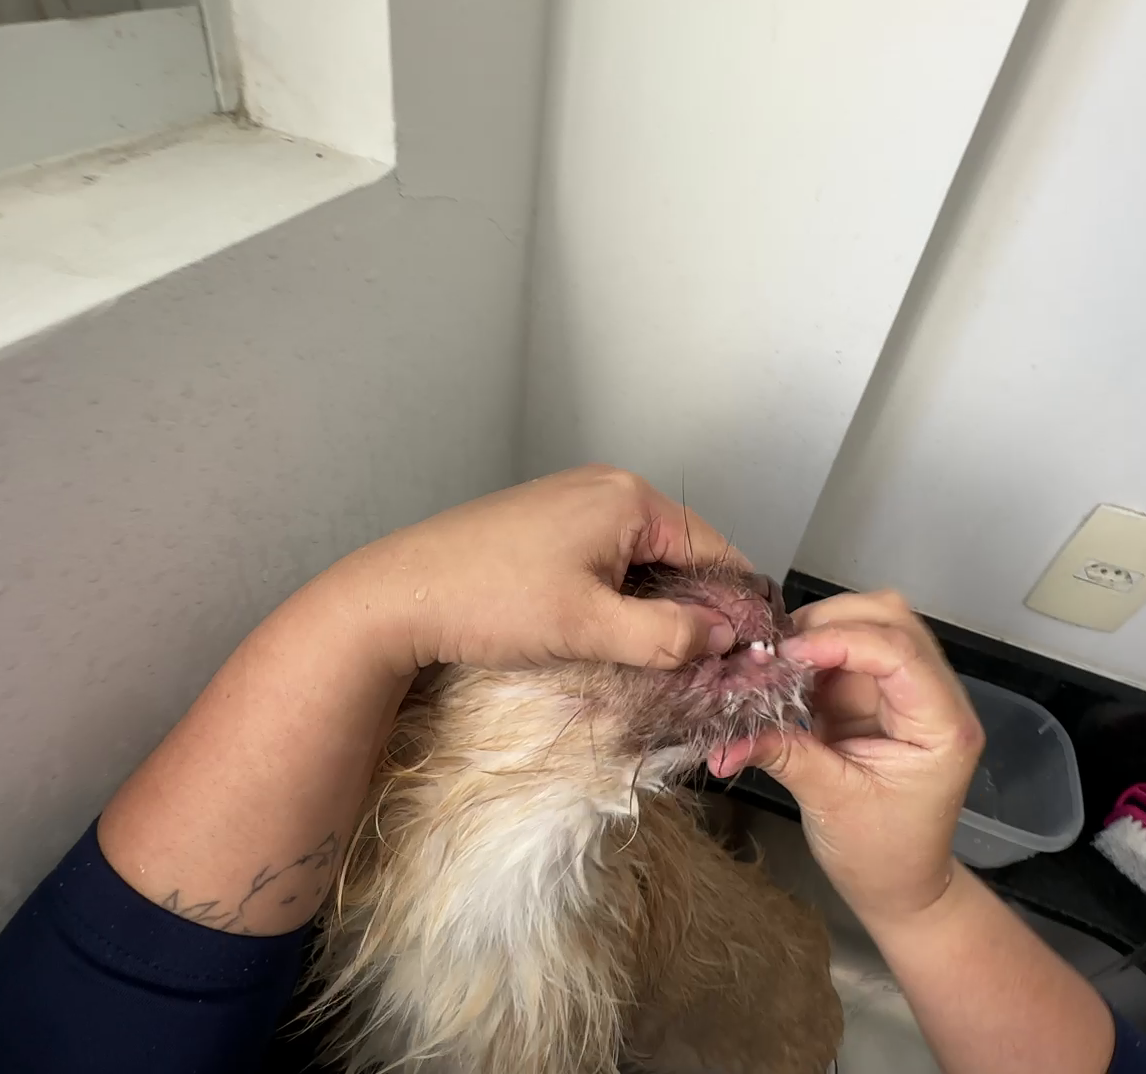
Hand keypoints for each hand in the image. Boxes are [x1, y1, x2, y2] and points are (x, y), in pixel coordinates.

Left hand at [335, 465, 744, 673]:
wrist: (399, 592)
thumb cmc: (494, 602)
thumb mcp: (589, 627)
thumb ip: (666, 635)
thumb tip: (722, 637)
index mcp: (627, 498)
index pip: (711, 547)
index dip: (733, 601)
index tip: (747, 649)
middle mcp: (607, 486)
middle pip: (677, 549)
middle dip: (692, 603)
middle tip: (701, 660)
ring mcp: (575, 499)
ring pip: (642, 555)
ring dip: (655, 600)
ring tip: (658, 650)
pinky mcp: (550, 520)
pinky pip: (609, 553)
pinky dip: (622, 590)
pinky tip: (614, 625)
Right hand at [708, 590, 983, 928]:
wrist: (899, 883)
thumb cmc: (882, 853)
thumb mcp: (831, 802)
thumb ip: (782, 754)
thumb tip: (722, 739)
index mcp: (941, 724)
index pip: (899, 652)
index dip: (841, 641)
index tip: (788, 656)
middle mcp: (931, 694)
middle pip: (890, 617)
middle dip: (830, 621)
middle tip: (780, 651)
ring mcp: (901, 690)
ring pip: (866, 623)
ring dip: (818, 631)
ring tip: (777, 661)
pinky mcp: (872, 693)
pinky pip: (842, 649)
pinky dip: (810, 651)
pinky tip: (783, 671)